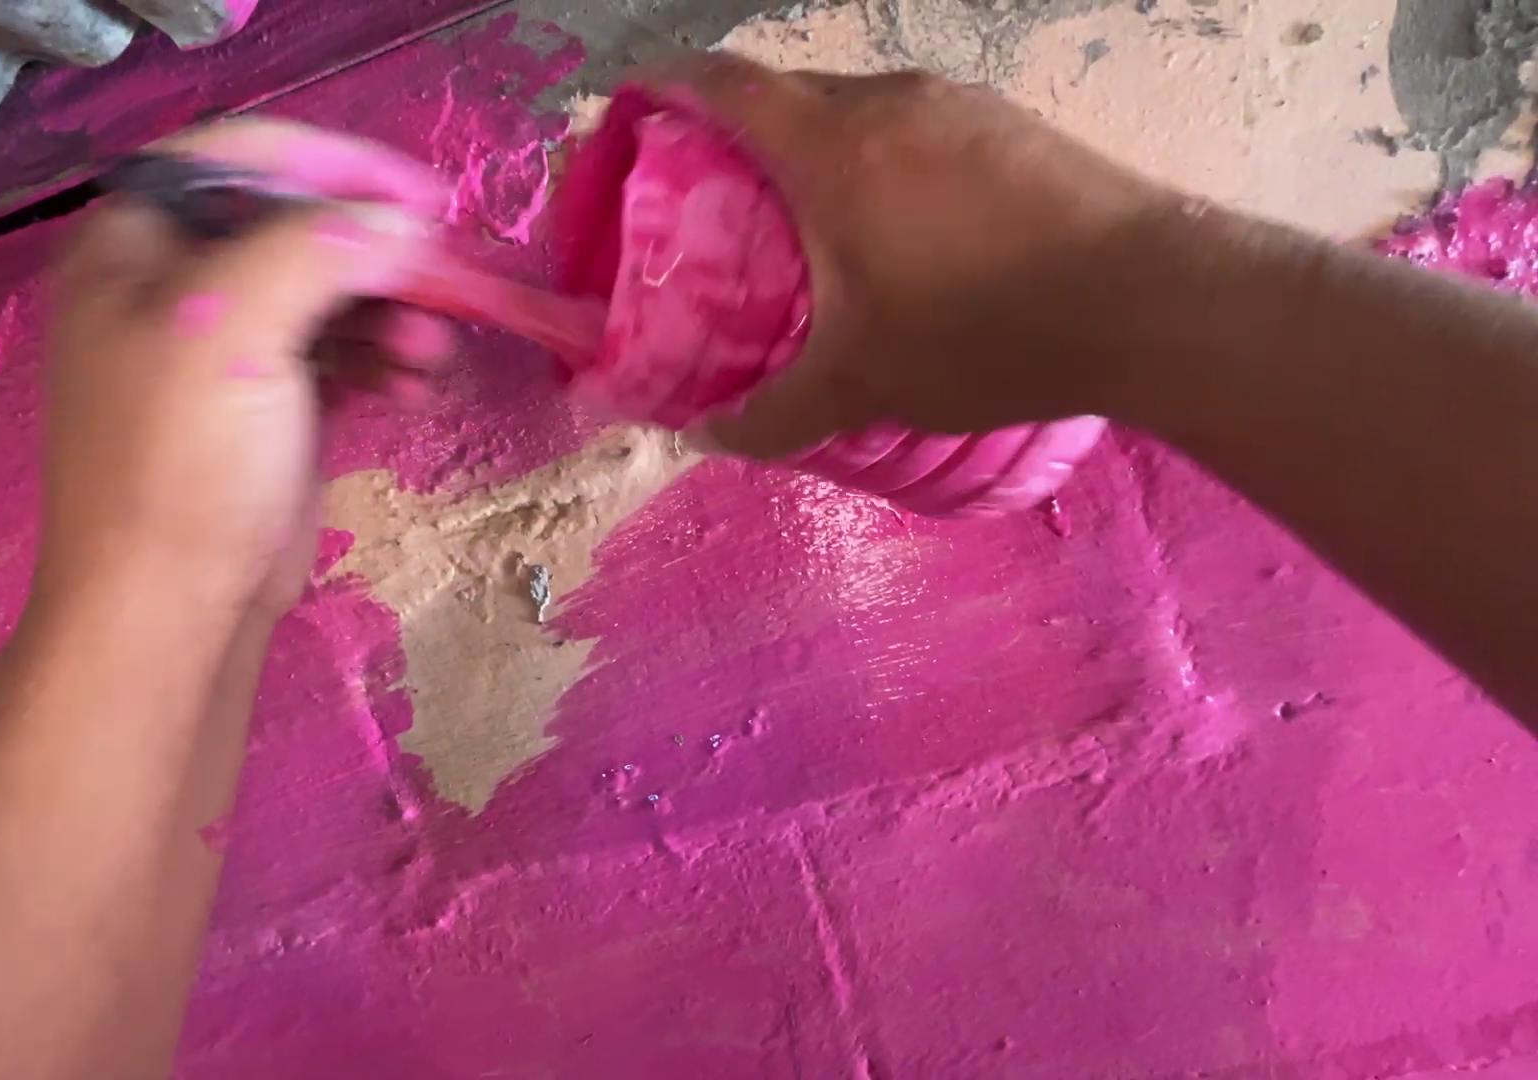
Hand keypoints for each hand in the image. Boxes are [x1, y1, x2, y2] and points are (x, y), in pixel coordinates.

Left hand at [42, 120, 450, 617]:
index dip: (336, 165)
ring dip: (394, 319)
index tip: (419, 196)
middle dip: (377, 260)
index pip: (244, 161)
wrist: (178, 604)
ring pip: (334, 301)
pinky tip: (417, 386)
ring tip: (433, 355)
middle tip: (445, 286)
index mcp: (140, 247)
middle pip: (301, 234)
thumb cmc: (182, 465)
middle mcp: (185, 288)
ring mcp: (236, 351)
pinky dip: (386, 364)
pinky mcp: (280, 406)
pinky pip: (345, 358)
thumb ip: (311, 253)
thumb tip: (400, 224)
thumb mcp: (229, 335)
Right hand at [637, 54, 1180, 454]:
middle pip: (782, 92)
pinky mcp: (1004, 125)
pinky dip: (862, 160)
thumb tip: (704, 439)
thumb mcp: (857, 389)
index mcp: (834, 149)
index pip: (725, 85)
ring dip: (801, 149)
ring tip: (788, 220)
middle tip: (704, 202)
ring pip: (847, 107)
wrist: (1157, 303)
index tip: (630, 115)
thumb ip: (768, 419)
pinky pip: (903, 125)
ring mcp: (956, 104)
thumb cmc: (981, 333)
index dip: (664, 88)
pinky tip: (878, 226)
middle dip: (728, 133)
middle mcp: (890, 100)